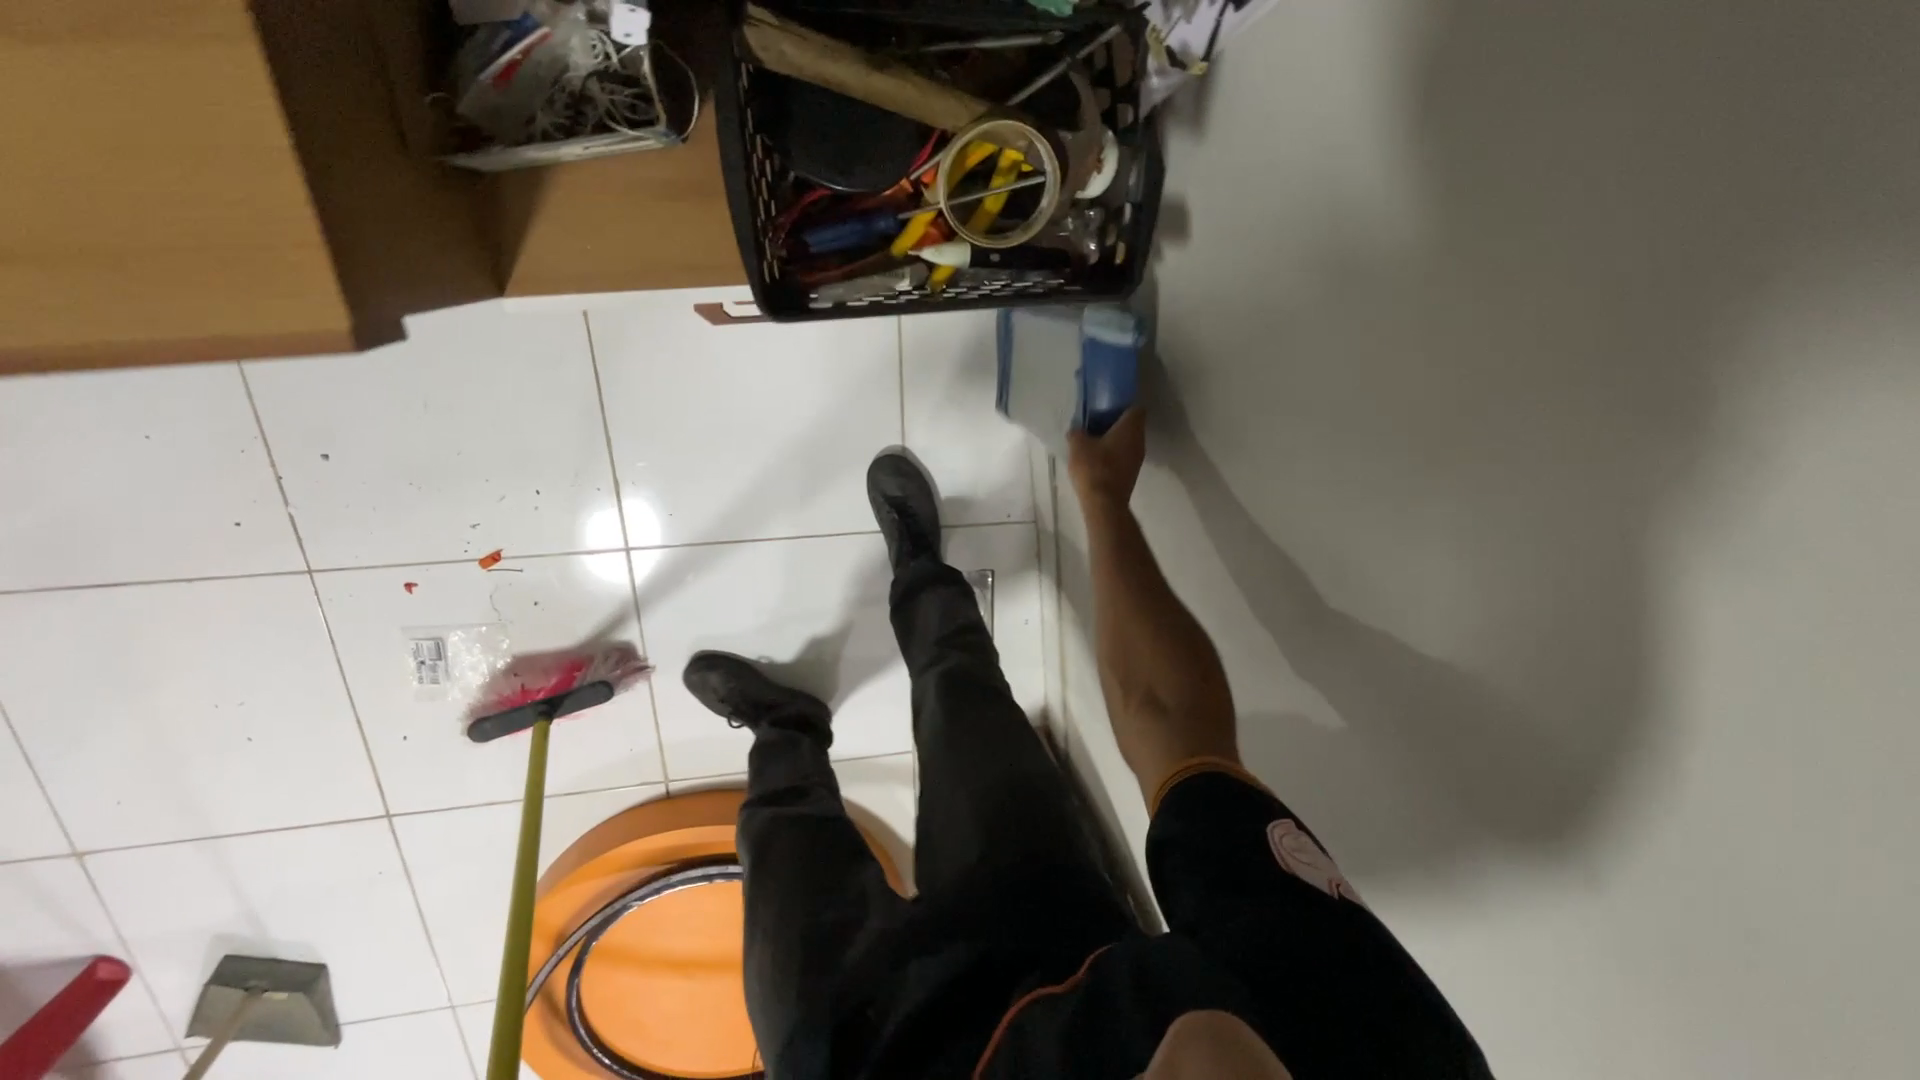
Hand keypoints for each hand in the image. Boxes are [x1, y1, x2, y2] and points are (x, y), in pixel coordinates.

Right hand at [1068, 407, 1145, 510]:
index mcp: (1130, 428)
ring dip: (1115, 439)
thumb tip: (1077, 430)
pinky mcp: (1132, 474)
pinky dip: (1114, 454)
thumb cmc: (1093, 468)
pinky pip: (1124, 456)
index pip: (1136, 408)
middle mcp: (1139, 441)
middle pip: (1132, 425)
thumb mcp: (1077, 445)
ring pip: (1128, 441)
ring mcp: (1137, 459)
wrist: (1104, 503)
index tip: (1108, 405)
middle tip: (1097, 421)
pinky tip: (1097, 459)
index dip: (1123, 405)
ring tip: (1094, 440)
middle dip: (1116, 422)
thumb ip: (1077, 432)